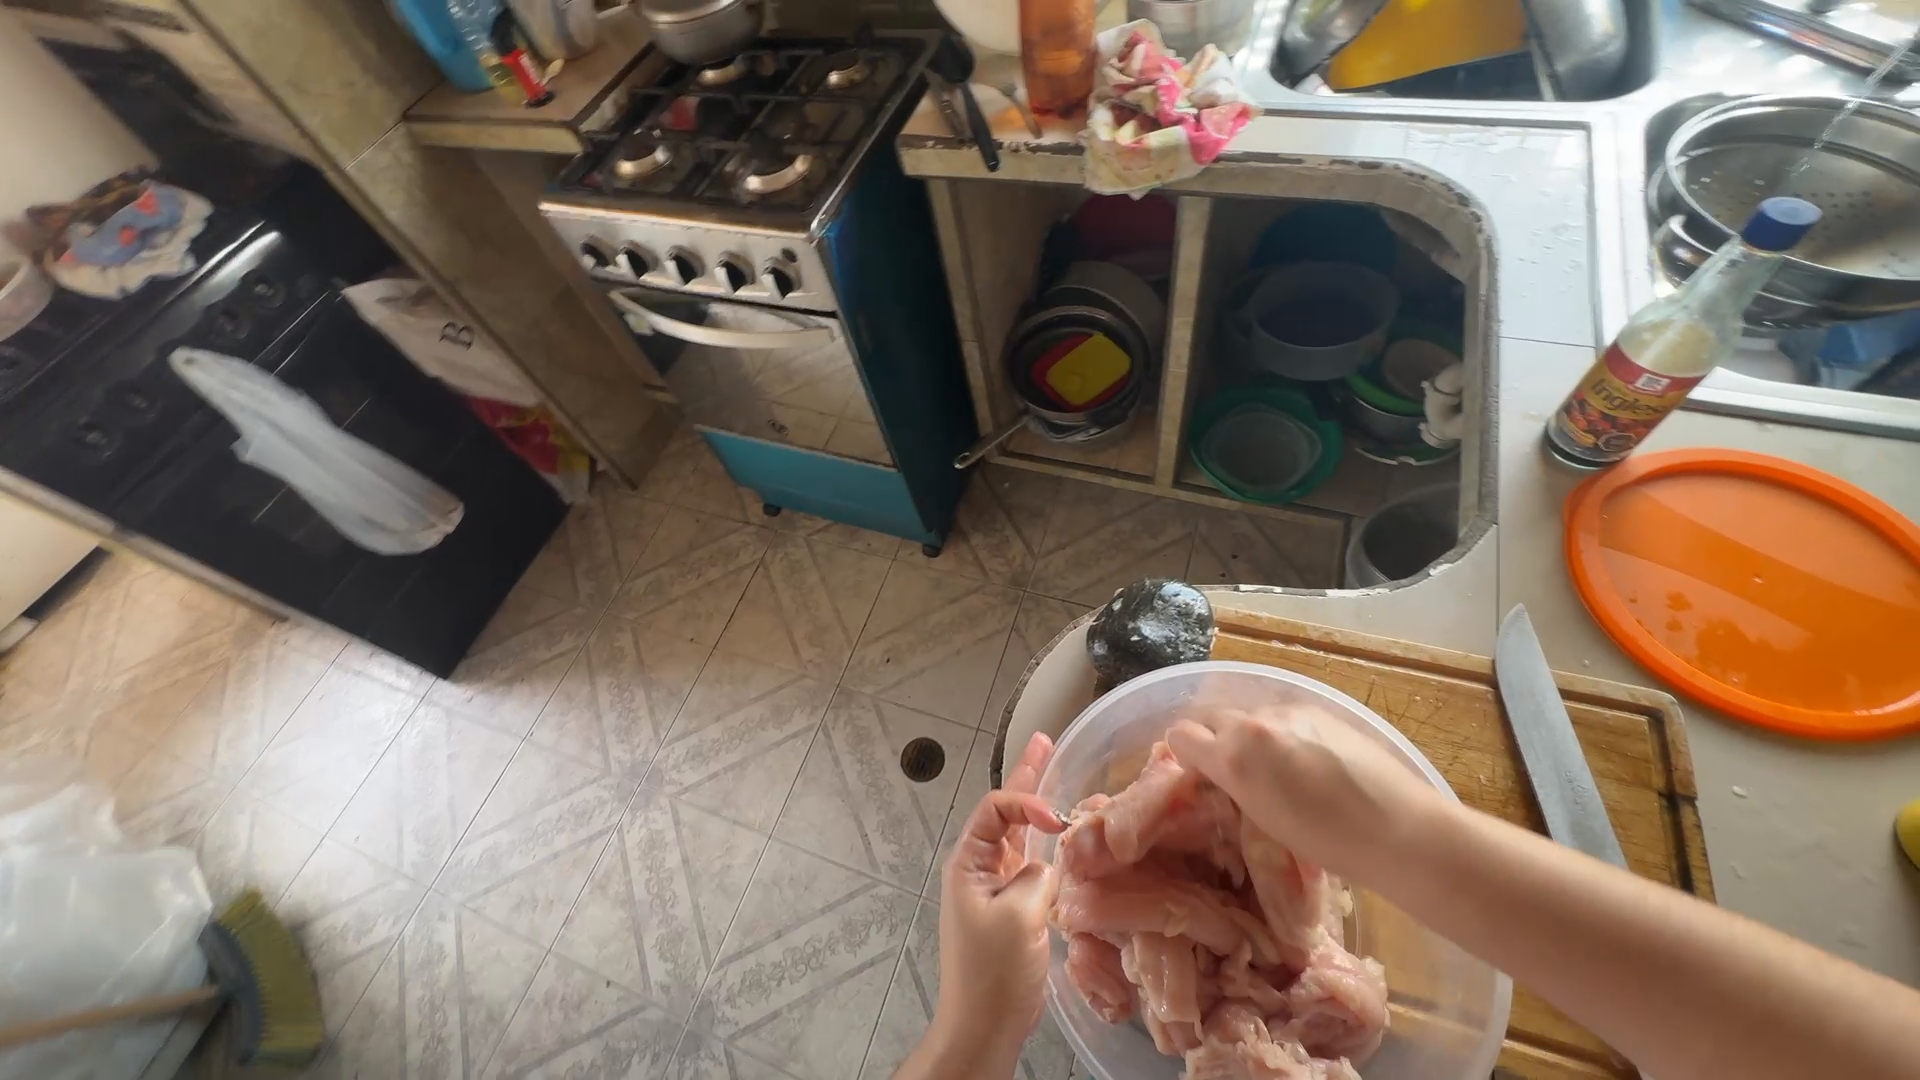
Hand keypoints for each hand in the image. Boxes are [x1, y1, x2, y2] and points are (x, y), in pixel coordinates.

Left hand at [934, 732, 1066, 1056]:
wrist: (984, 1025)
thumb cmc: (991, 973)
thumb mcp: (1017, 917)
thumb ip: (1038, 878)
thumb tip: (1051, 865)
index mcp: (969, 862)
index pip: (995, 809)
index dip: (1026, 801)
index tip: (1056, 818)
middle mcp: (980, 866)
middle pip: (1004, 810)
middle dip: (1026, 775)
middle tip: (1043, 740)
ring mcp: (997, 885)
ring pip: (1018, 832)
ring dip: (1035, 802)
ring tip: (1049, 764)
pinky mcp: (1015, 905)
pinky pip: (1030, 861)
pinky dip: (1046, 841)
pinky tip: (1059, 827)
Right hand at [1166, 706, 1450, 880]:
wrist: (1401, 831)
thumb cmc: (1329, 843)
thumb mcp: (1261, 819)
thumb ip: (1230, 782)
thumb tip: (1218, 771)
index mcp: (1234, 757)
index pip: (1180, 734)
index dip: (1184, 753)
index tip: (1198, 773)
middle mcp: (1253, 725)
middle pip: (1210, 718)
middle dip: (1213, 740)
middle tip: (1233, 772)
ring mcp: (1287, 713)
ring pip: (1248, 717)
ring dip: (1250, 736)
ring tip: (1277, 769)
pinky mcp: (1317, 709)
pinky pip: (1281, 716)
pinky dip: (1281, 733)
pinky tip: (1308, 761)